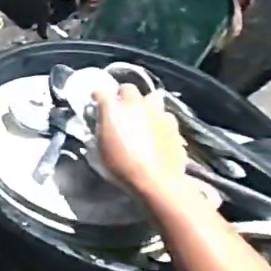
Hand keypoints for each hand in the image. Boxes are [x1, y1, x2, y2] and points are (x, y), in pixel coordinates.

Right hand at [93, 84, 188, 199]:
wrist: (156, 182)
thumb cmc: (120, 167)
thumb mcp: (97, 151)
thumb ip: (96, 132)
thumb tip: (99, 127)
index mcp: (112, 108)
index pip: (100, 92)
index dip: (97, 99)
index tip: (96, 106)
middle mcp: (135, 104)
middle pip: (128, 88)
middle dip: (123, 96)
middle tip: (121, 110)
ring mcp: (157, 113)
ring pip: (152, 97)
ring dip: (145, 104)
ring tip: (143, 117)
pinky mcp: (173, 125)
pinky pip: (165, 116)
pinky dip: (160, 120)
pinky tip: (158, 132)